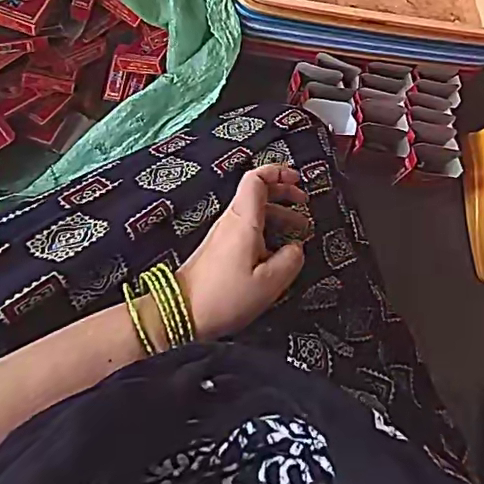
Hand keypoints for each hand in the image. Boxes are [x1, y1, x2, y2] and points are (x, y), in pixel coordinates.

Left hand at [177, 164, 310, 339]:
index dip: (279, 172)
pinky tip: (278, 250)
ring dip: (279, 214)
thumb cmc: (222, 297)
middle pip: (258, 190)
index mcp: (244, 220)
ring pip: (255, 211)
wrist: (180, 311)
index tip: (297, 179)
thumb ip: (290, 260)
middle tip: (303, 201)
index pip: (257, 178)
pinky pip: (248, 228)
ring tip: (298, 230)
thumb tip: (298, 248)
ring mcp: (224, 233)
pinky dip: (267, 230)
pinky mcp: (220, 247)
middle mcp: (232, 220)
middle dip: (284, 191)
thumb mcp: (268, 283)